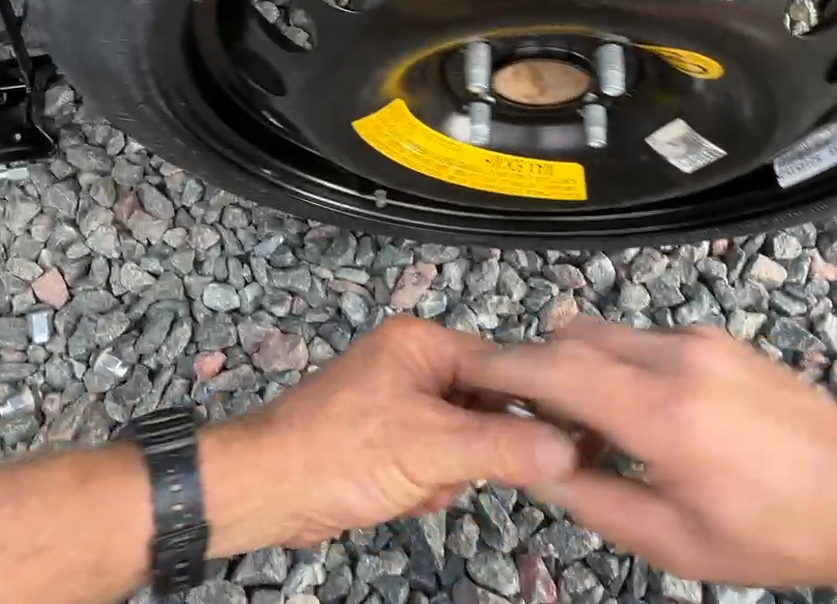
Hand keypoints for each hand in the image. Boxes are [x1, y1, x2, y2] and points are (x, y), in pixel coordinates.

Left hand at [202, 316, 579, 551]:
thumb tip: (569, 449)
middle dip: (475, 447)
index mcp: (421, 343)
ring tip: (418, 483)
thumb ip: (501, 446)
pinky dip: (428, 481)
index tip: (563, 441)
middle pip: (484, 404)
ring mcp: (400, 399)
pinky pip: (437, 457)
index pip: (501, 365)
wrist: (266, 491)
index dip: (530, 403)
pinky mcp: (390, 435)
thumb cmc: (337, 452)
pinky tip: (403, 492)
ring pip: (463, 437)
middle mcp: (413, 362)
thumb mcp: (429, 448)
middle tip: (455, 469)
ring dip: (449, 471)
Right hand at [458, 317, 836, 590]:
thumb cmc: (776, 533)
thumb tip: (541, 465)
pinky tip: (641, 408)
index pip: (557, 369)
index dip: (506, 365)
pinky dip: (619, 360)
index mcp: (661, 414)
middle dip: (539, 363)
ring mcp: (698, 340)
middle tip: (532, 409)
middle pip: (573, 335)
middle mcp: (674, 359)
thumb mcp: (678, 544)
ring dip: (580, 362)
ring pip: (606, 331)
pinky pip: (642, 337)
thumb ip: (595, 501)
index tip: (473, 369)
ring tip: (594, 420)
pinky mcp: (715, 337)